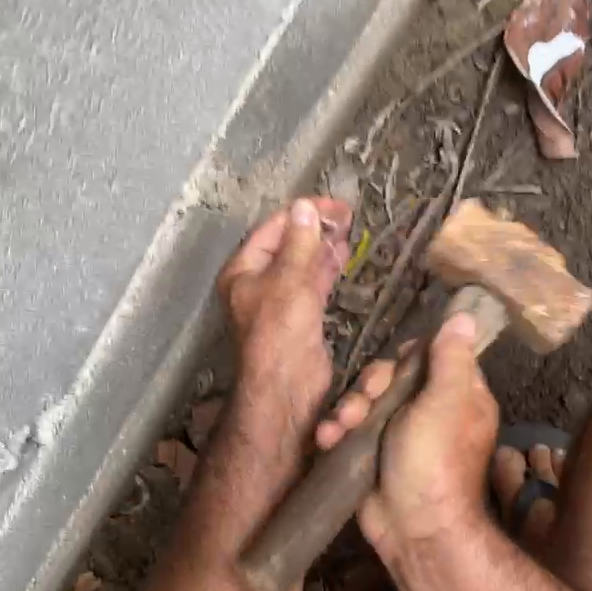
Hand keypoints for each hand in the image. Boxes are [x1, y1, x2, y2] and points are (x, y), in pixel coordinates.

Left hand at [215, 198, 351, 443]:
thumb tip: (304, 206)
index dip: (302, 213)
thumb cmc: (279, 329)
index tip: (333, 205)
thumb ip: (300, 242)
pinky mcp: (299, 318)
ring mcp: (278, 302)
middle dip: (314, 229)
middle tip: (346, 215)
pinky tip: (343, 256)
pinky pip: (312, 285)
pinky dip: (326, 269)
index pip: (272, 229)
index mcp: (243, 271)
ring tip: (348, 230)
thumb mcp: (289, 279)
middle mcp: (257, 284)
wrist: (286, 385)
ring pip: (301, 265)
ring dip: (322, 247)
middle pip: (286, 246)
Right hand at [316, 312, 499, 565]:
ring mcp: (398, 434)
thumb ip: (450, 358)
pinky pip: (350, 430)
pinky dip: (336, 432)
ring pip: (365, 402)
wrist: (413, 529)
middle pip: (391, 377)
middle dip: (369, 387)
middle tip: (363, 403)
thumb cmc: (434, 462)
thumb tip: (465, 316)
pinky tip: (326, 440)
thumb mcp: (445, 402)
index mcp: (458, 396)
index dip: (406, 358)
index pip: (430, 357)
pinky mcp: (371, 455)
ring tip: (338, 429)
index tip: (395, 369)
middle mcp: (429, 411)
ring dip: (347, 410)